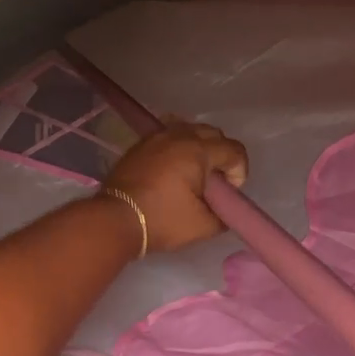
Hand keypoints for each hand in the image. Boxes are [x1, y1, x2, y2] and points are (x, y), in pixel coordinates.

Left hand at [102, 120, 247, 254]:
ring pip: (189, 129)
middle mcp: (178, 135)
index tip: (227, 193)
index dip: (239, 172)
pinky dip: (178, 146)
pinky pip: (168, 134)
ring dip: (199, 147)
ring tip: (193, 173)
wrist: (115, 217)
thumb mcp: (203, 226)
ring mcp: (156, 136)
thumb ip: (223, 214)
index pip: (234, 150)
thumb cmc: (162, 220)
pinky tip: (173, 167)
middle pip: (213, 134)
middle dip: (221, 155)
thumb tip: (224, 207)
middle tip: (214, 182)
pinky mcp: (141, 143)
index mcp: (197, 150)